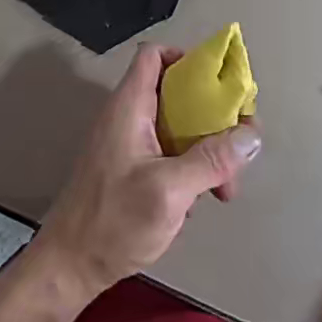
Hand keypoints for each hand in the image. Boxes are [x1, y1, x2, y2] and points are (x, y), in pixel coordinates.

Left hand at [31, 44, 261, 298]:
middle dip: (210, 112)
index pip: (154, 56)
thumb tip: (251, 135)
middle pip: (174, 92)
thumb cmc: (112, 223)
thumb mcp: (169, 190)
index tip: (219, 83)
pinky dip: (189, 166)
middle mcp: (126, 118)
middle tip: (237, 141)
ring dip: (205, 147)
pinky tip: (201, 197)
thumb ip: (211, 159)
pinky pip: (167, 151)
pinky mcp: (130, 169)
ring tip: (225, 185)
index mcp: (129, 108)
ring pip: (175, 126)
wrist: (69, 266)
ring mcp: (127, 144)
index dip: (187, 58)